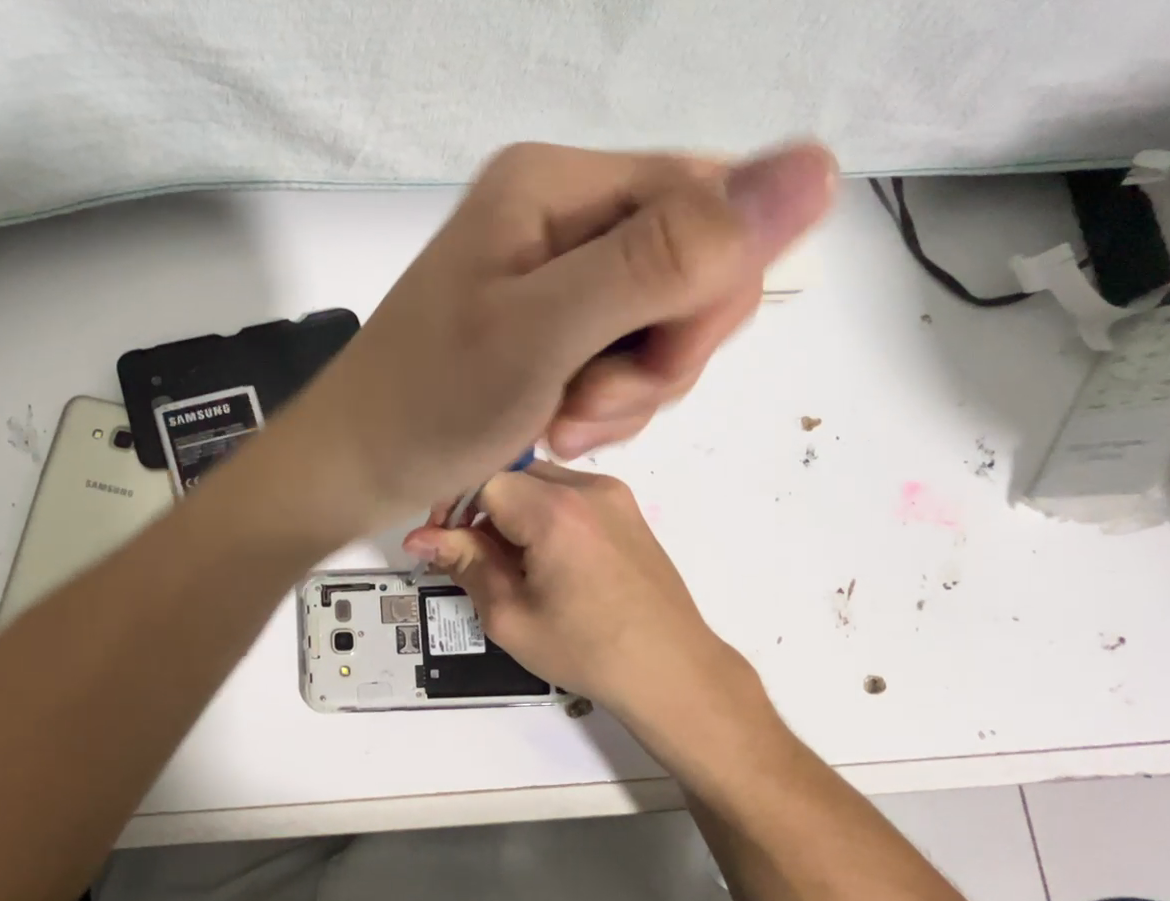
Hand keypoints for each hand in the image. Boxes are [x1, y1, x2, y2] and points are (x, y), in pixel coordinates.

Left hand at [280, 140, 834, 527]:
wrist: (352, 468)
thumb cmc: (428, 404)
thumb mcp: (547, 332)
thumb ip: (669, 256)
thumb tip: (817, 162)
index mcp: (556, 184)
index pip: (711, 204)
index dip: (708, 296)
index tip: (647, 371)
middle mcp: (561, 212)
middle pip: (695, 263)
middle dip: (661, 353)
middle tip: (587, 406)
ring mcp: (555, 272)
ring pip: (667, 318)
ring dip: (632, 389)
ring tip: (563, 423)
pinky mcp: (548, 324)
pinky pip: (627, 352)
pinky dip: (609, 400)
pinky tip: (558, 425)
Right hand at [403, 463, 759, 739]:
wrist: (672, 671)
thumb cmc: (587, 651)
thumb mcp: (509, 615)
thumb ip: (464, 564)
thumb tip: (418, 539)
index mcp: (555, 512)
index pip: (481, 480)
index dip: (450, 506)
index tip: (437, 542)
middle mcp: (588, 488)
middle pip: (509, 475)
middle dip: (478, 509)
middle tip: (465, 556)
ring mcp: (613, 496)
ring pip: (537, 482)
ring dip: (509, 512)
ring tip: (504, 564)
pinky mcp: (626, 510)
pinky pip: (567, 494)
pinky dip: (540, 516)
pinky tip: (539, 560)